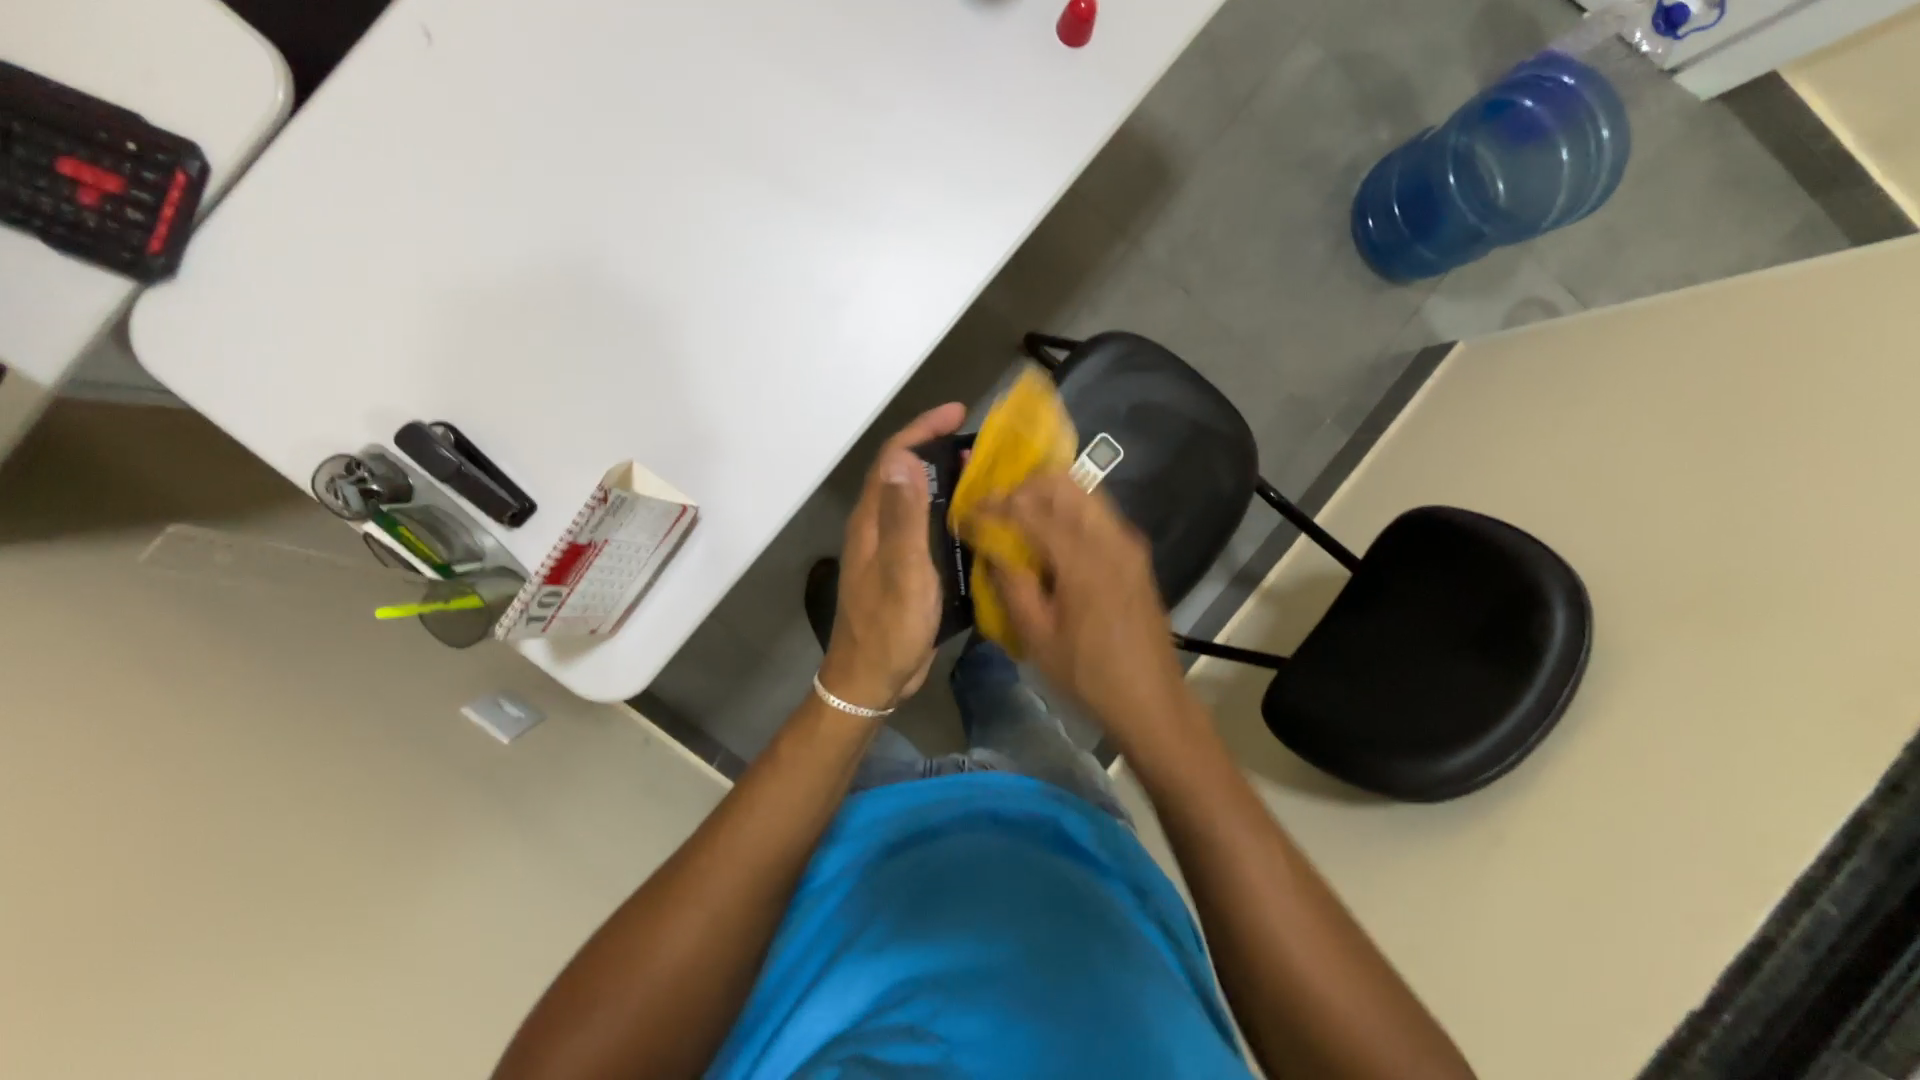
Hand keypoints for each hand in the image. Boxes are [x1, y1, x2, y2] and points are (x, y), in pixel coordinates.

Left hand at [817, 402, 967, 712]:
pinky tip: (977, 524)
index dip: (922, 430)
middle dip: (938, 451)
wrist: (872, 681)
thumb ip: (903, 516)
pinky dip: (950, 516)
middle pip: (905, 475)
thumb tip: (904, 457)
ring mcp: (891, 551)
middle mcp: (878, 529)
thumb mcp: (902, 571)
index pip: (893, 458)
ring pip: (918, 503)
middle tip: (982, 448)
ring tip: (987, 478)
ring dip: (946, 483)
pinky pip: (927, 531)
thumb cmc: (887, 627)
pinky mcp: (906, 573)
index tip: (958, 413)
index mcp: (872, 522)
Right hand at [974, 474, 1199, 753]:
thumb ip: (1012, 584)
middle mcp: (1109, 536)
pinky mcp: (1135, 555)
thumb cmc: (1088, 674)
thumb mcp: (1037, 636)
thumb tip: (991, 548)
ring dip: (1047, 498)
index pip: (1028, 509)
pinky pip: (1097, 514)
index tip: (966, 513)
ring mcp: (1128, 543)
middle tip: (995, 511)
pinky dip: (1068, 513)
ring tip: (1018, 523)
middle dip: (1023, 488)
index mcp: (1082, 557)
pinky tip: (1049, 543)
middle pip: (1062, 483)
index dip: (992, 506)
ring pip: (1083, 494)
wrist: (1151, 699)